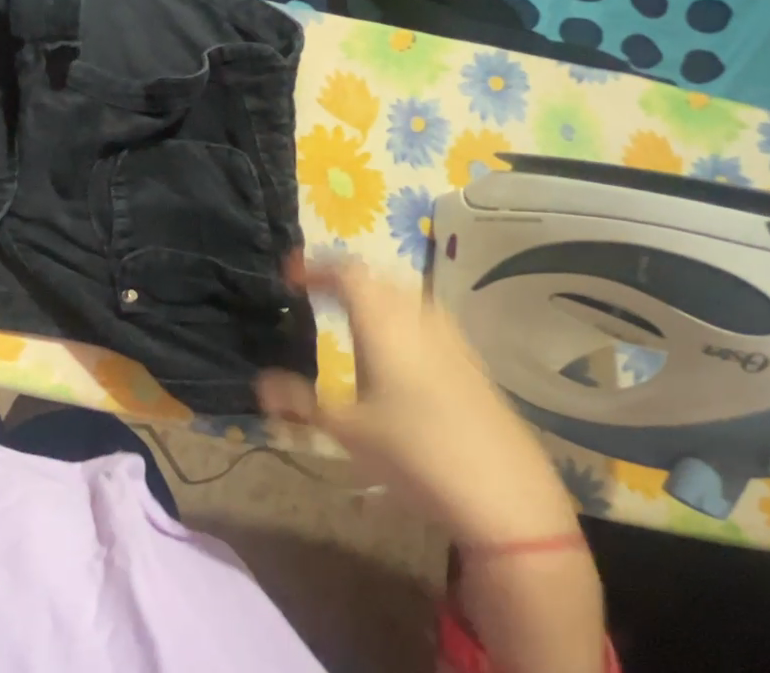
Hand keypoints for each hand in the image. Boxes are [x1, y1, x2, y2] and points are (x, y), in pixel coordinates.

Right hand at [256, 260, 578, 545]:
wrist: (509, 500)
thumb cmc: (416, 456)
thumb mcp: (347, 432)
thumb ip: (300, 403)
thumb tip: (260, 385)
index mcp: (386, 329)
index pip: (350, 276)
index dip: (317, 268)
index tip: (289, 277)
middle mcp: (422, 327)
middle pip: (383, 281)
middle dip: (348, 280)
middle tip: (318, 293)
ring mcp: (455, 348)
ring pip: (413, 301)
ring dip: (380, 298)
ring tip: (355, 316)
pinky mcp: (476, 371)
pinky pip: (433, 325)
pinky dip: (405, 321)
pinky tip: (398, 354)